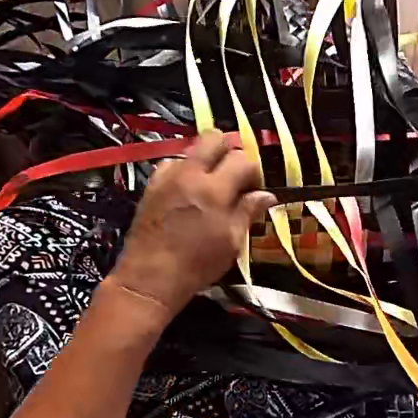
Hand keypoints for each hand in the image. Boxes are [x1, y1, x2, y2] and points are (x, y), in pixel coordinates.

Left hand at [106, 133, 276, 320]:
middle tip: (235, 175)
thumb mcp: (231, 243)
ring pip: (192, 148)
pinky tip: (188, 189)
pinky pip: (172, 164)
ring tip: (212, 183)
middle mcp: (190, 174)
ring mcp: (167, 177)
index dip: (254, 172)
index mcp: (215, 190)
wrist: (150, 278)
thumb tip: (267, 195)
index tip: (254, 189)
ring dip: (206, 159)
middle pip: (214, 139)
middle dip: (230, 151)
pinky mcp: (152, 186)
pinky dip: (184, 169)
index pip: (243, 160)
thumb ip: (247, 212)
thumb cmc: (197, 265)